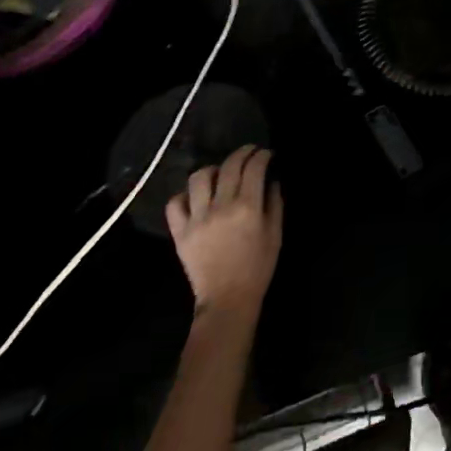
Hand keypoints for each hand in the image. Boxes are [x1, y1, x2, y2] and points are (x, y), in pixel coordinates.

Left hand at [166, 146, 282, 320]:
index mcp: (248, 208)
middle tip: (248, 152)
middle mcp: (221, 207)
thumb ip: (274, 204)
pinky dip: (184, 195)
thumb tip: (271, 180)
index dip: (261, 156)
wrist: (228, 298)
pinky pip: (175, 203)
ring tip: (219, 173)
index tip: (266, 153)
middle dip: (241, 153)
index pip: (254, 168)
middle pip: (228, 166)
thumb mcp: (275, 235)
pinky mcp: (180, 231)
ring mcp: (197, 218)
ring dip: (212, 169)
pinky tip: (195, 198)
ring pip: (199, 178)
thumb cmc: (258, 268)